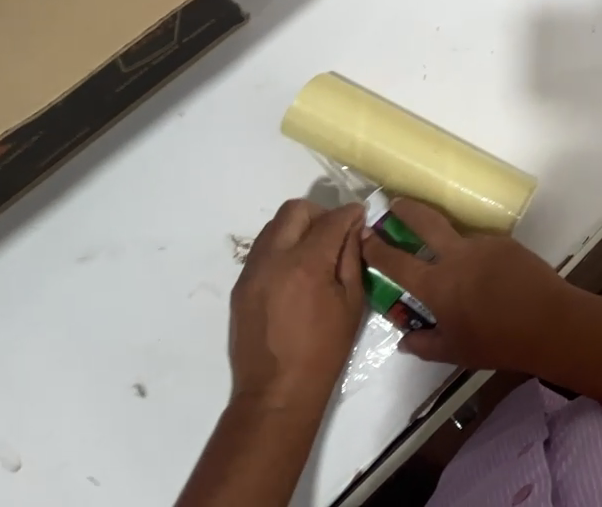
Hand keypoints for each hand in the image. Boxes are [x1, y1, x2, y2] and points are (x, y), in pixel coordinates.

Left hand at [228, 199, 365, 407]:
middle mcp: (274, 259)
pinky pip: (262, 250)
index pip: (332, 219)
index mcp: (306, 264)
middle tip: (336, 233)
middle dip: (320, 213)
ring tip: (315, 251)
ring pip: (274, 226)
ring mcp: (251, 272)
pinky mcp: (240, 286)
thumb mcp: (352, 301)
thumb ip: (352, 257)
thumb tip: (355, 229)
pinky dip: (282, 247)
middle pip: (295, 210)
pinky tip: (296, 271)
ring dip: (298, 228)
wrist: (276, 390)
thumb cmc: (324, 349)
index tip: (361, 217)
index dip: (351, 214)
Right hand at [363, 198, 580, 372]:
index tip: (364, 236)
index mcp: (437, 284)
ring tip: (455, 263)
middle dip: (407, 210)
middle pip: (426, 222)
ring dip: (451, 242)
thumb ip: (424, 343)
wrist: (549, 321)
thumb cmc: (497, 342)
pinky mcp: (507, 243)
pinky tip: (487, 275)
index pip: (397, 262)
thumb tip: (405, 339)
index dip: (377, 249)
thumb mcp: (454, 351)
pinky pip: (483, 246)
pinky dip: (478, 256)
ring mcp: (484, 245)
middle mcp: (458, 256)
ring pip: (460, 236)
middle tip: (395, 203)